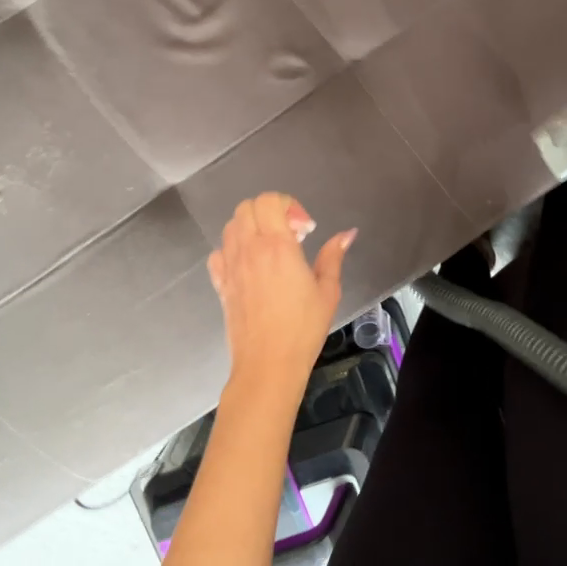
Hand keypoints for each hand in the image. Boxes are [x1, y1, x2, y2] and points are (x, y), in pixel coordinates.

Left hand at [207, 192, 356, 396]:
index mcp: (277, 246)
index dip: (289, 206)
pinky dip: (233, 249)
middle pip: (247, 207)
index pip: (269, 201)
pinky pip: (219, 253)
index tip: (305, 230)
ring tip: (272, 248)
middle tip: (291, 235)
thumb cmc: (303, 328)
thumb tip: (347, 233)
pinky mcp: (221, 285)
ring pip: (232, 226)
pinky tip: (251, 265)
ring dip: (252, 227)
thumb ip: (334, 256)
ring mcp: (231, 267)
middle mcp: (250, 250)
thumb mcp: (328, 290)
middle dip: (270, 211)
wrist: (268, 365)